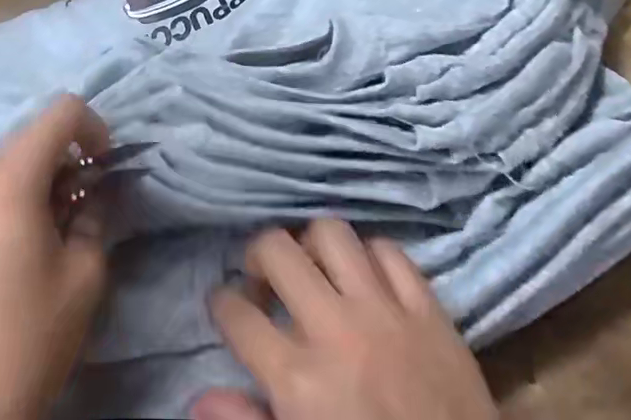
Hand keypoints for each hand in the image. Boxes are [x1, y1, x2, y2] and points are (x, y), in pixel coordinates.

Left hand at [0, 94, 112, 419]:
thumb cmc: (29, 333)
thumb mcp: (83, 275)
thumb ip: (97, 216)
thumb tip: (98, 190)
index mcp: (9, 178)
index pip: (58, 111)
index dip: (94, 126)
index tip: (108, 166)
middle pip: (32, 135)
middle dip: (69, 155)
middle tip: (91, 202)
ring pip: (11, 161)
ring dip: (46, 176)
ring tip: (65, 227)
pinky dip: (20, 194)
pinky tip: (32, 242)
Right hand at [194, 220, 497, 419]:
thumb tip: (198, 398)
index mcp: (298, 378)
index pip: (235, 311)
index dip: (221, 304)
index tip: (227, 308)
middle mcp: (335, 330)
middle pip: (275, 249)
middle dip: (257, 258)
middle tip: (265, 283)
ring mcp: (387, 315)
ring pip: (331, 234)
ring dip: (313, 247)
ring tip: (314, 272)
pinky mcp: (432, 314)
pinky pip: (392, 253)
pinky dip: (371, 258)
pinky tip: (365, 280)